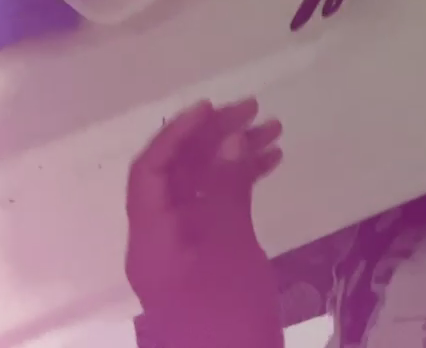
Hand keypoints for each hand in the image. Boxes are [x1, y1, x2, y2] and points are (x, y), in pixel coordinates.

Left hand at [126, 99, 284, 347]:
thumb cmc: (227, 318)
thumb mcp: (228, 250)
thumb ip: (225, 191)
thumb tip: (228, 138)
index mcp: (152, 239)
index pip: (150, 172)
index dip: (177, 134)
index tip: (213, 107)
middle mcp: (164, 237)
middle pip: (179, 173)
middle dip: (213, 136)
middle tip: (253, 109)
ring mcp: (189, 247)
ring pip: (205, 184)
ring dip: (235, 153)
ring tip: (274, 128)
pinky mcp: (213, 255)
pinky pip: (223, 204)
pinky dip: (245, 179)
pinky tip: (274, 161)